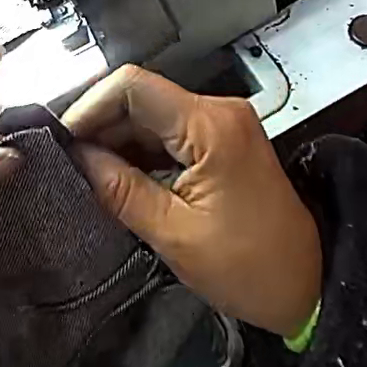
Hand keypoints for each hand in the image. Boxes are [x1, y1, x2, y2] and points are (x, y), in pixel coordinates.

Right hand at [64, 66, 321, 336]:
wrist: (305, 280)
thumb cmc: (246, 265)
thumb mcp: (173, 233)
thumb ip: (120, 189)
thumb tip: (75, 156)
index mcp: (211, 125)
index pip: (134, 86)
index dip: (90, 106)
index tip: (61, 141)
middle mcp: (219, 111)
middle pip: (143, 97)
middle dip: (100, 126)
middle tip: (66, 164)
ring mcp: (224, 123)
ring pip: (154, 115)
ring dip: (118, 140)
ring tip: (84, 175)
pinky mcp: (224, 140)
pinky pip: (173, 132)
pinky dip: (143, 150)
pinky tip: (118, 176)